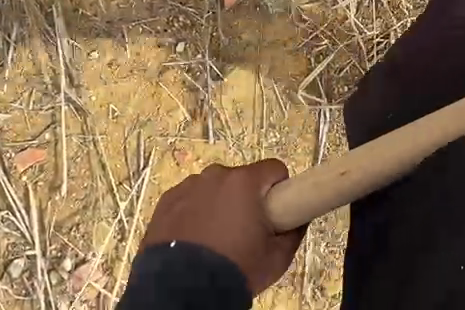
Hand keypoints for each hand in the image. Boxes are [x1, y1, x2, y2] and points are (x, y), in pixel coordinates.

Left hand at [140, 159, 303, 294]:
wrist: (178, 296)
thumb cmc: (233, 271)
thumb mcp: (276, 259)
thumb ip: (294, 232)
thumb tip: (299, 220)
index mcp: (246, 181)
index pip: (274, 169)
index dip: (278, 189)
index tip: (274, 212)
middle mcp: (216, 176)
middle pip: (241, 179)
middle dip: (245, 199)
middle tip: (243, 232)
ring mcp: (188, 187)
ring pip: (213, 189)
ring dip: (218, 205)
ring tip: (213, 240)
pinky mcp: (165, 203)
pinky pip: (189, 200)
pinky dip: (193, 214)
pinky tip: (192, 241)